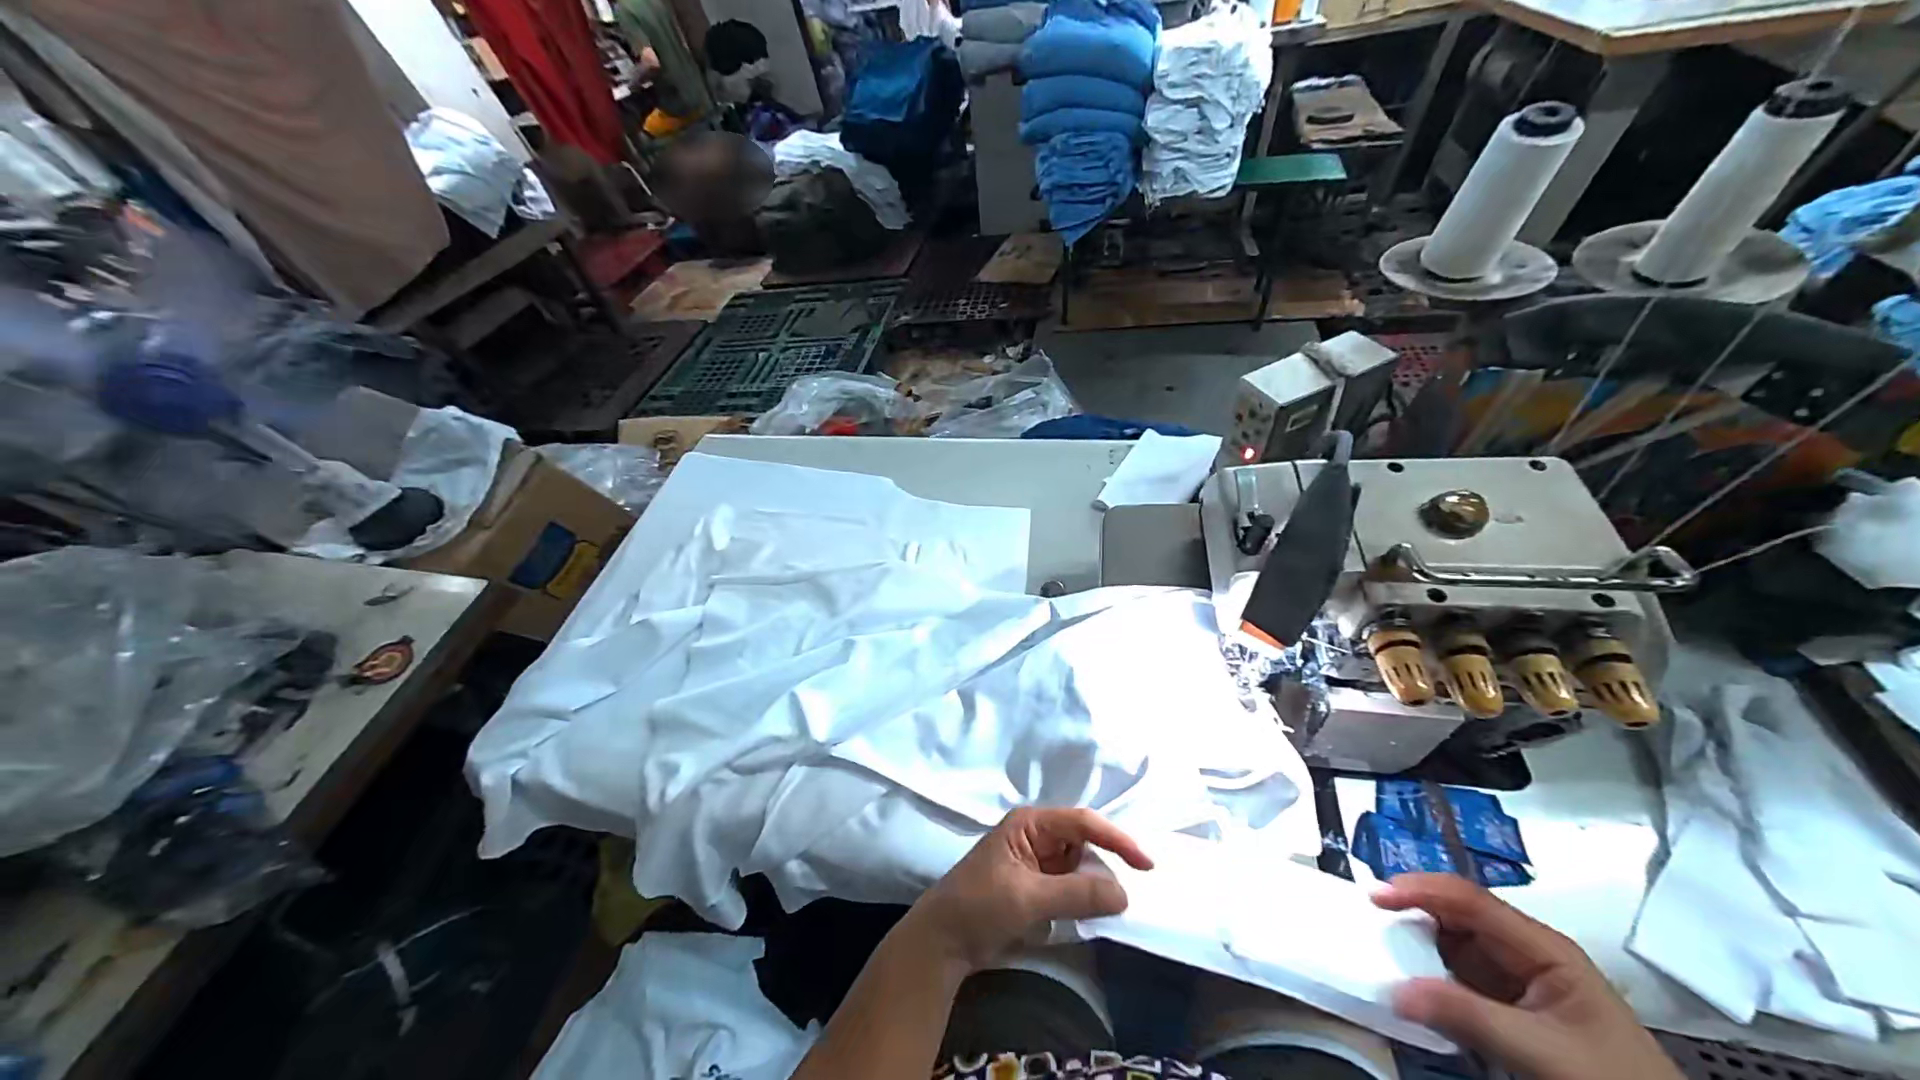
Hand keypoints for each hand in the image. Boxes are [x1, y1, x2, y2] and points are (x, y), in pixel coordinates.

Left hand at [901, 808, 1153, 975]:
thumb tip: (1124, 894)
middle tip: (1125, 897)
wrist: (943, 941)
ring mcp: (1036, 862)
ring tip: (1110, 908)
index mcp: (1030, 824)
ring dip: (1095, 885)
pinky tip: (1094, 914)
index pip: (1083, 822)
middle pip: (1084, 844)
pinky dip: (1084, 898)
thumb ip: (1076, 893)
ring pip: (1080, 867)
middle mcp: (1036, 836)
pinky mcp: (1036, 887)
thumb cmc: (979, 906)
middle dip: (1106, 866)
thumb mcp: (1028, 898)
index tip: (1146, 865)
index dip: (1117, 840)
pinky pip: (1071, 886)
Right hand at [1374, 874, 1682, 1079]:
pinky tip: (1408, 983)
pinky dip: (1428, 977)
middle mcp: (1525, 954)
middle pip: (1457, 917)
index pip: (1470, 901)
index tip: (1375, 896)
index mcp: (1543, 948)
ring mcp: (1516, 982)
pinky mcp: (1507, 1009)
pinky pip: (1457, 979)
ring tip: (1377, 947)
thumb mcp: (1545, 1054)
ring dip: (1417, 945)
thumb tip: (1394, 990)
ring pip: (1453, 946)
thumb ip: (1471, 1018)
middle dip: (1412, 912)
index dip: (1421, 890)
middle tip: (1367, 920)